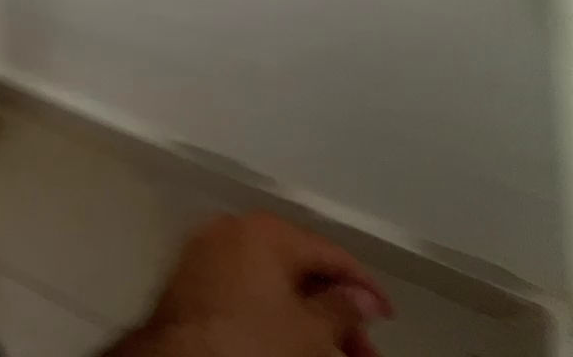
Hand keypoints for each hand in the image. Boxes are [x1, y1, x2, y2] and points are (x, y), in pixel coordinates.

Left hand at [107, 212, 393, 356]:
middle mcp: (231, 228)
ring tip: (329, 349)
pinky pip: (243, 285)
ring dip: (305, 312)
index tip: (386, 316)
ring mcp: (206, 249)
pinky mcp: (190, 275)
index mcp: (265, 230)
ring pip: (271, 278)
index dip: (365, 286)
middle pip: (298, 264)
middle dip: (334, 307)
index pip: (329, 251)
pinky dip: (271, 308)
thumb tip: (362, 297)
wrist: (186, 356)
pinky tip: (288, 338)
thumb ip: (344, 308)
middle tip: (361, 349)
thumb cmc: (254, 339)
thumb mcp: (312, 329)